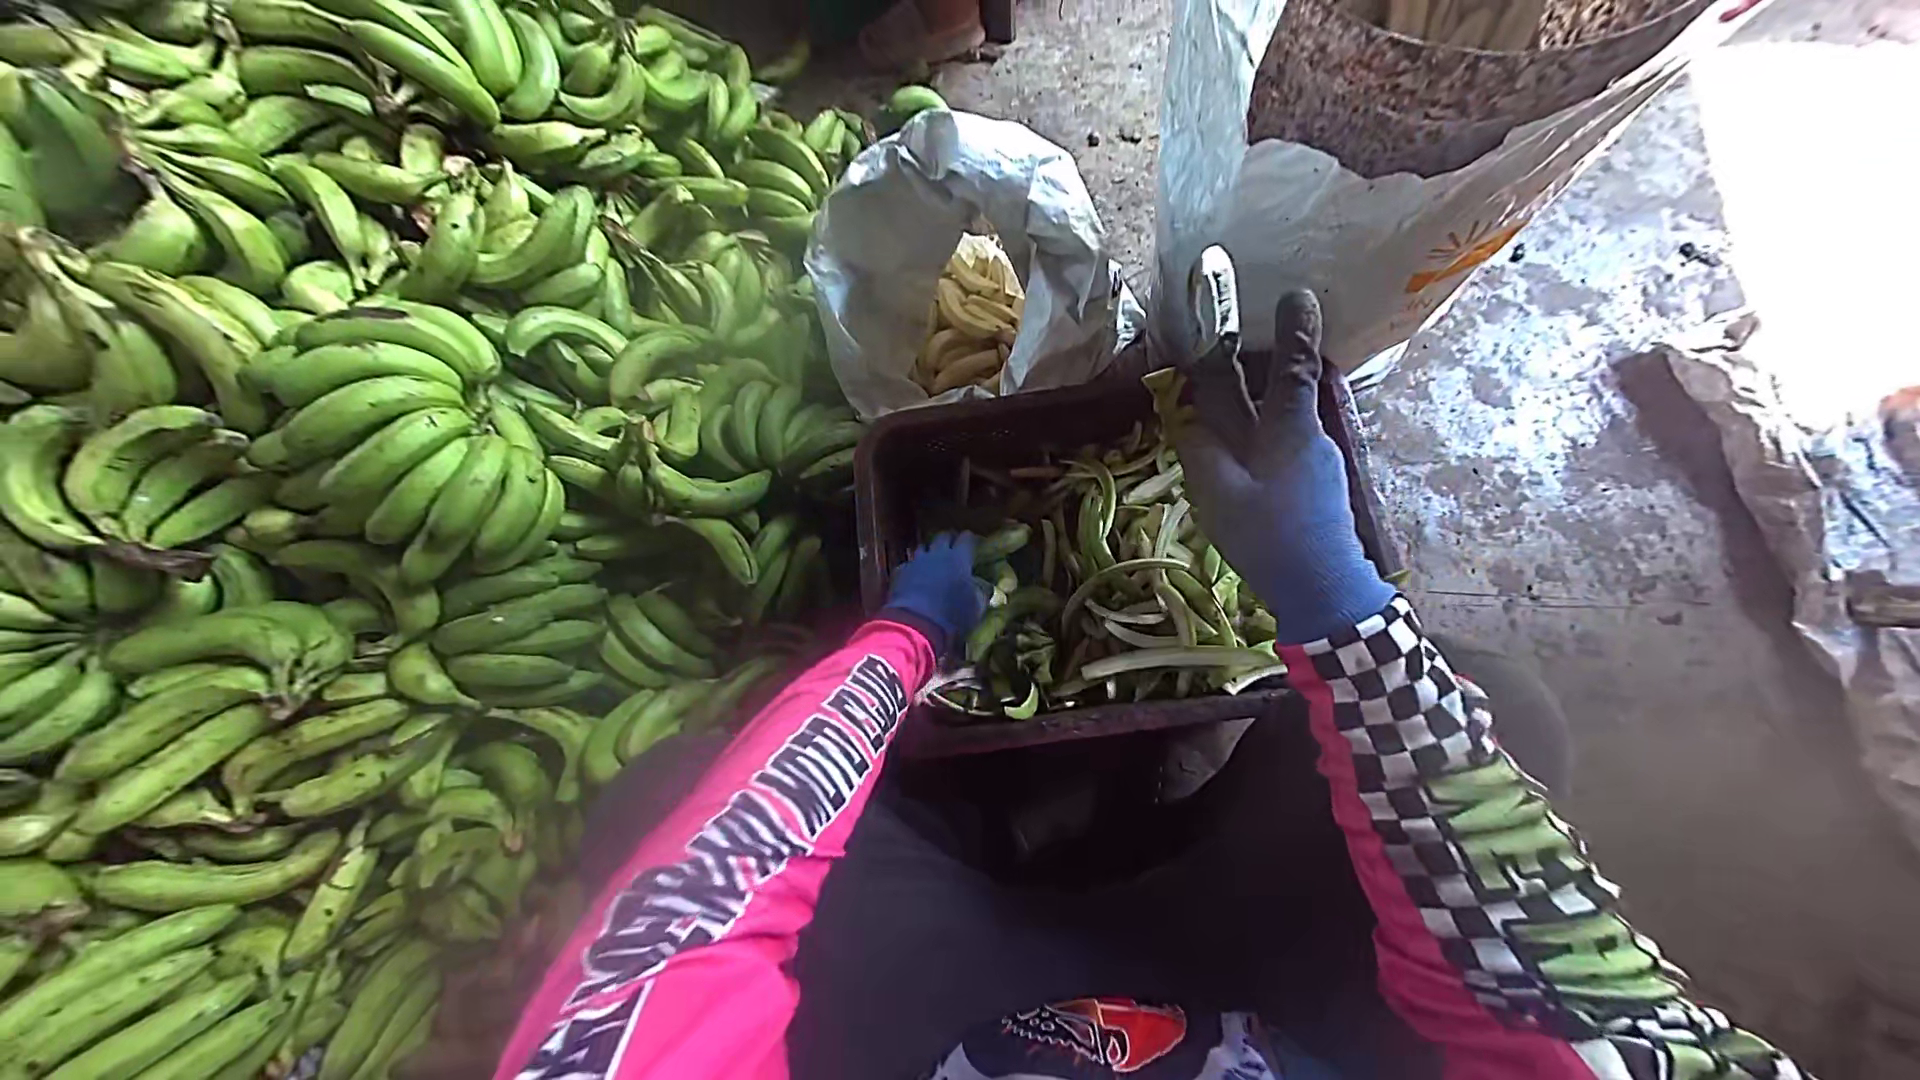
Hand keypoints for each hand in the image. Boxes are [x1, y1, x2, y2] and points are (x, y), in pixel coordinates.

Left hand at [880, 532, 984, 654]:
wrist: (915, 624)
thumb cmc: (952, 615)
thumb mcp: (976, 606)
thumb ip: (982, 592)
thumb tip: (986, 587)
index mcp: (959, 558)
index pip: (966, 539)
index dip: (969, 539)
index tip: (972, 540)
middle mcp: (937, 554)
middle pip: (943, 537)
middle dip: (949, 539)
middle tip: (953, 545)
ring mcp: (916, 561)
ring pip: (923, 547)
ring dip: (929, 551)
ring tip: (933, 558)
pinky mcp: (900, 573)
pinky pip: (909, 564)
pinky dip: (913, 568)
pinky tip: (914, 576)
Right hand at [1172, 290, 1393, 642]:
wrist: (1321, 587)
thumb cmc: (1268, 538)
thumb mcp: (1219, 495)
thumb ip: (1200, 451)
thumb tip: (1186, 419)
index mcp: (1288, 431)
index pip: (1293, 368)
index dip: (1293, 330)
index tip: (1296, 294)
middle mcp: (1307, 437)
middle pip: (1281, 390)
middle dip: (1265, 362)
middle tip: (1235, 346)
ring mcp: (1315, 461)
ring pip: (1278, 421)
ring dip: (1255, 406)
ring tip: (1221, 408)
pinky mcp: (1313, 483)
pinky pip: (1281, 446)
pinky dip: (1258, 437)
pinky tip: (1238, 458)